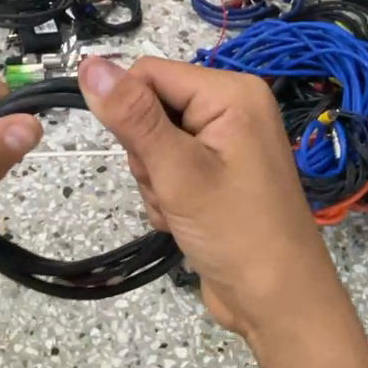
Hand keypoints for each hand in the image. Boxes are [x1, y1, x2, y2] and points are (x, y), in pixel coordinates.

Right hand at [77, 55, 339, 339]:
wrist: (278, 304)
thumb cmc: (236, 232)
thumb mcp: (178, 170)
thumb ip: (132, 116)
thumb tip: (88, 63)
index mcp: (231, 92)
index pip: (149, 73)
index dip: (130, 112)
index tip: (144, 157)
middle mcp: (231, 108)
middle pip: (150, 108)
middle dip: (146, 154)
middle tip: (171, 189)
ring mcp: (225, 142)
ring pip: (152, 143)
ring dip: (154, 180)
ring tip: (181, 210)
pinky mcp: (217, 173)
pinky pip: (168, 168)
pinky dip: (167, 195)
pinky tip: (185, 221)